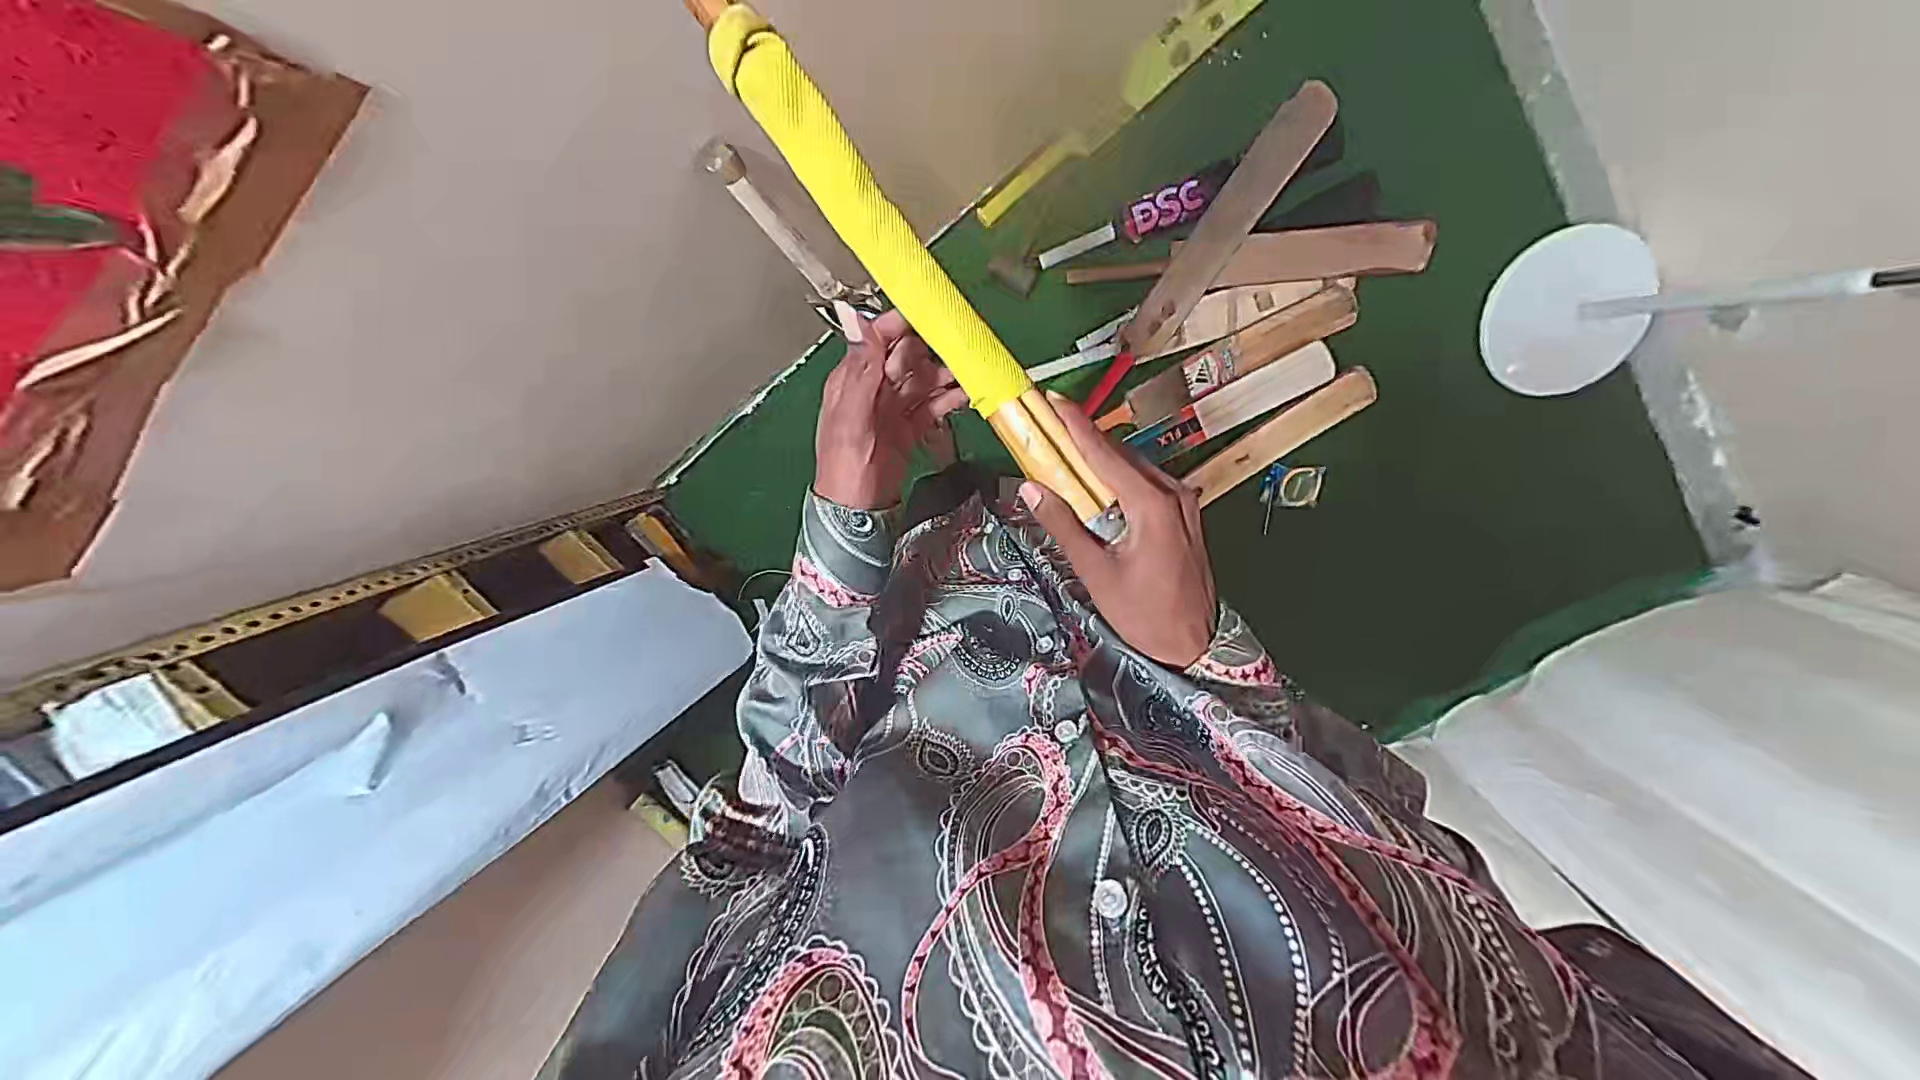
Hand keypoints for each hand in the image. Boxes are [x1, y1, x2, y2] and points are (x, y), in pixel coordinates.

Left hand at [814, 309, 968, 509]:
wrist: (856, 513)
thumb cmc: (844, 469)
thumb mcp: (850, 419)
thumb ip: (861, 372)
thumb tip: (860, 323)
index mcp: (852, 380)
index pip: (878, 339)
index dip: (902, 323)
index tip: (930, 311)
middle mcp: (874, 389)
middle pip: (906, 357)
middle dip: (932, 349)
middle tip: (960, 345)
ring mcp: (893, 409)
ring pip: (923, 380)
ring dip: (946, 375)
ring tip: (970, 371)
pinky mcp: (909, 428)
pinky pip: (932, 405)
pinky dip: (949, 399)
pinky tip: (966, 395)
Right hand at [1019, 392, 1216, 667]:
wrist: (1194, 644)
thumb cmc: (1143, 614)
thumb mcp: (1096, 572)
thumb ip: (1064, 526)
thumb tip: (1031, 490)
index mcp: (1152, 505)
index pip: (1105, 455)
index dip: (1076, 426)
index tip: (1054, 401)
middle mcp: (1173, 494)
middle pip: (1122, 455)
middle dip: (1086, 439)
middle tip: (1053, 427)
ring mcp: (1185, 503)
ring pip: (1137, 467)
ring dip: (1103, 458)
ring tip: (1070, 453)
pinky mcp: (1187, 515)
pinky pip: (1149, 483)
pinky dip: (1122, 478)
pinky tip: (1102, 486)